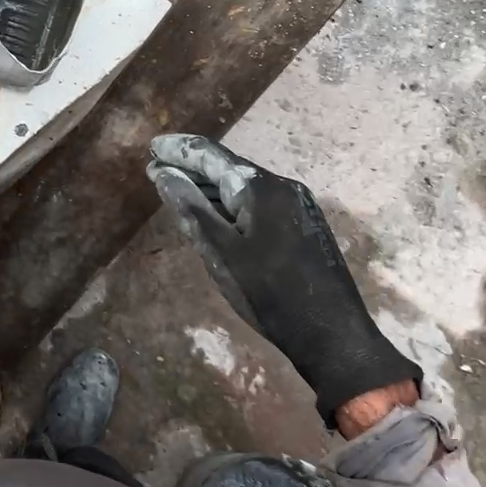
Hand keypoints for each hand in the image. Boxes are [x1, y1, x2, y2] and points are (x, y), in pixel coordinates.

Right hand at [148, 135, 419, 424]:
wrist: (335, 339)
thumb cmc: (270, 294)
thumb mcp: (219, 251)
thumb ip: (190, 206)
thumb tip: (163, 173)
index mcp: (261, 187)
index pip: (210, 155)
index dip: (178, 149)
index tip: (150, 147)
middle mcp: (282, 186)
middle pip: (227, 167)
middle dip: (190, 167)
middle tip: (156, 170)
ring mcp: (297, 205)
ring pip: (243, 186)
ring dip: (209, 186)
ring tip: (177, 189)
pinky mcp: (303, 224)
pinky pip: (257, 202)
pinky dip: (230, 201)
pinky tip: (214, 212)